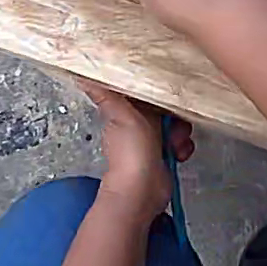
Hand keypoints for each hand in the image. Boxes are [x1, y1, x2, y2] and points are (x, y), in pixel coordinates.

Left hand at [80, 78, 191, 226]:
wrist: (142, 189)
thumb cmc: (131, 153)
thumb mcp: (121, 117)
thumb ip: (109, 95)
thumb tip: (83, 76)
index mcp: (126, 113)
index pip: (148, 93)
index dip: (162, 94)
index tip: (170, 98)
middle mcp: (139, 125)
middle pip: (167, 108)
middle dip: (176, 117)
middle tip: (175, 127)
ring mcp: (153, 139)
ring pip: (177, 124)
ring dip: (181, 134)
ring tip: (175, 145)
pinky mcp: (165, 153)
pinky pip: (182, 141)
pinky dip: (183, 147)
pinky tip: (178, 154)